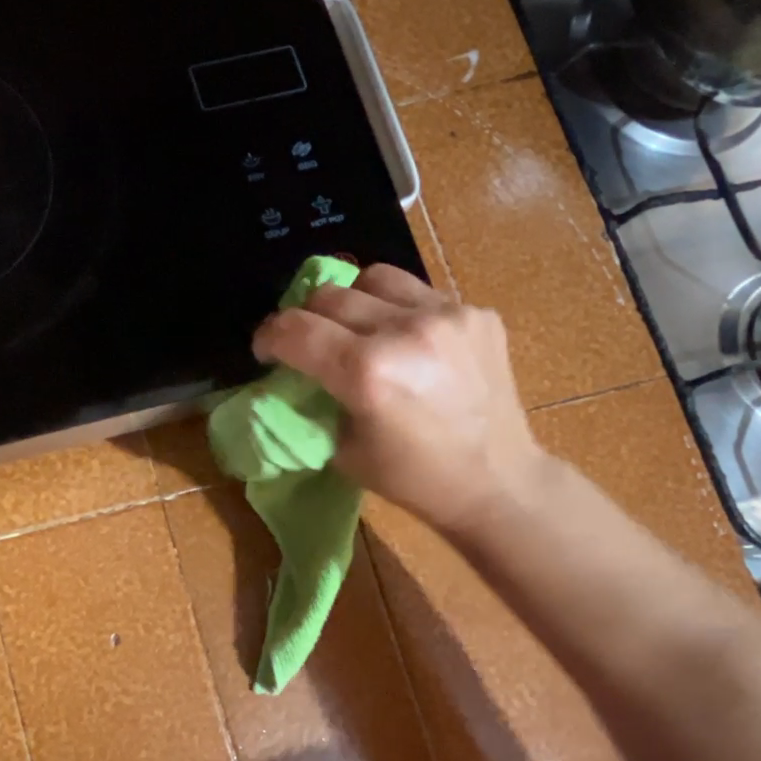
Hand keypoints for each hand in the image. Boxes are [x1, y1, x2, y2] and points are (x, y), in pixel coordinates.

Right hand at [252, 263, 548, 536]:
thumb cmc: (410, 477)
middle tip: (307, 343)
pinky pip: (419, 293)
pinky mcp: (476, 312)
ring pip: (374, 279)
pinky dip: (399, 312)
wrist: (495, 480)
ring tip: (357, 331)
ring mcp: (447, 315)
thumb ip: (314, 402)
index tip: (266, 350)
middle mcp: (405, 331)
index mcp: (367, 372)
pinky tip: (406, 343)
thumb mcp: (341, 448)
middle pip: (329, 295)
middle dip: (305, 318)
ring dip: (352, 302)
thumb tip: (294, 374)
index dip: (268, 336)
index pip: (295, 329)